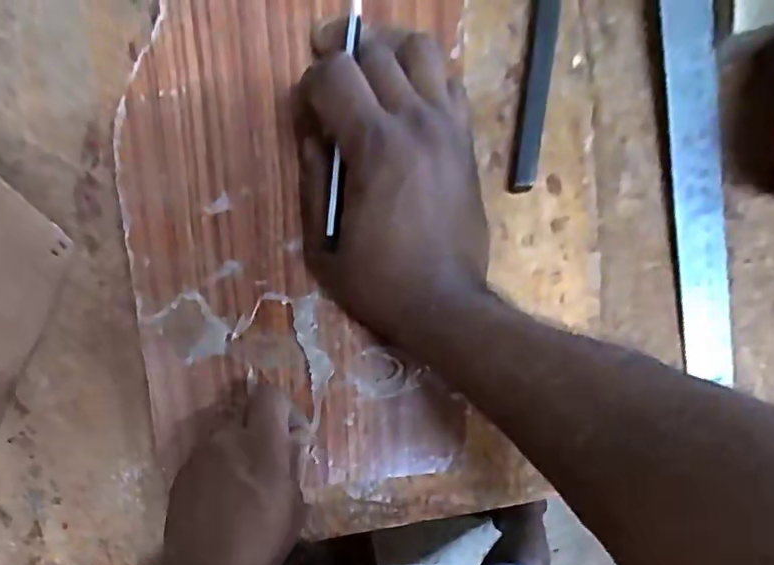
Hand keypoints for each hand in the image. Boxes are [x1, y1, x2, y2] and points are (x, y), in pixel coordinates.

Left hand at [151, 385, 306, 564]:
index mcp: (260, 447)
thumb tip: (291, 443)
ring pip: (223, 433)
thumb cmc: (259, 547)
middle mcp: (225, 440)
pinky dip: (220, 466)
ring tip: (246, 484)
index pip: (269, 395)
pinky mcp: (181, 473)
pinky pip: (207, 456)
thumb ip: (292, 467)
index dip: (285, 408)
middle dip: (260, 426)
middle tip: (271, 459)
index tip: (293, 434)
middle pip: (243, 410)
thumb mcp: (294, 510)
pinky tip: (224, 500)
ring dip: (239, 447)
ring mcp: (198, 455)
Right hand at [296, 22, 490, 345]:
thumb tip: (312, 135)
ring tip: (373, 81)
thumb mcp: (324, 248)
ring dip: (390, 56)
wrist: (443, 306)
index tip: (308, 116)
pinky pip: (450, 83)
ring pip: (421, 50)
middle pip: (375, 50)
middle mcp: (415, 121)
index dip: (310, 86)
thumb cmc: (379, 286)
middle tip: (331, 85)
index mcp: (375, 145)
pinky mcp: (465, 143)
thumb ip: (312, 183)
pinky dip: (426, 80)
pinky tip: (409, 106)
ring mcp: (447, 128)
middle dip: (343, 58)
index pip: (334, 73)